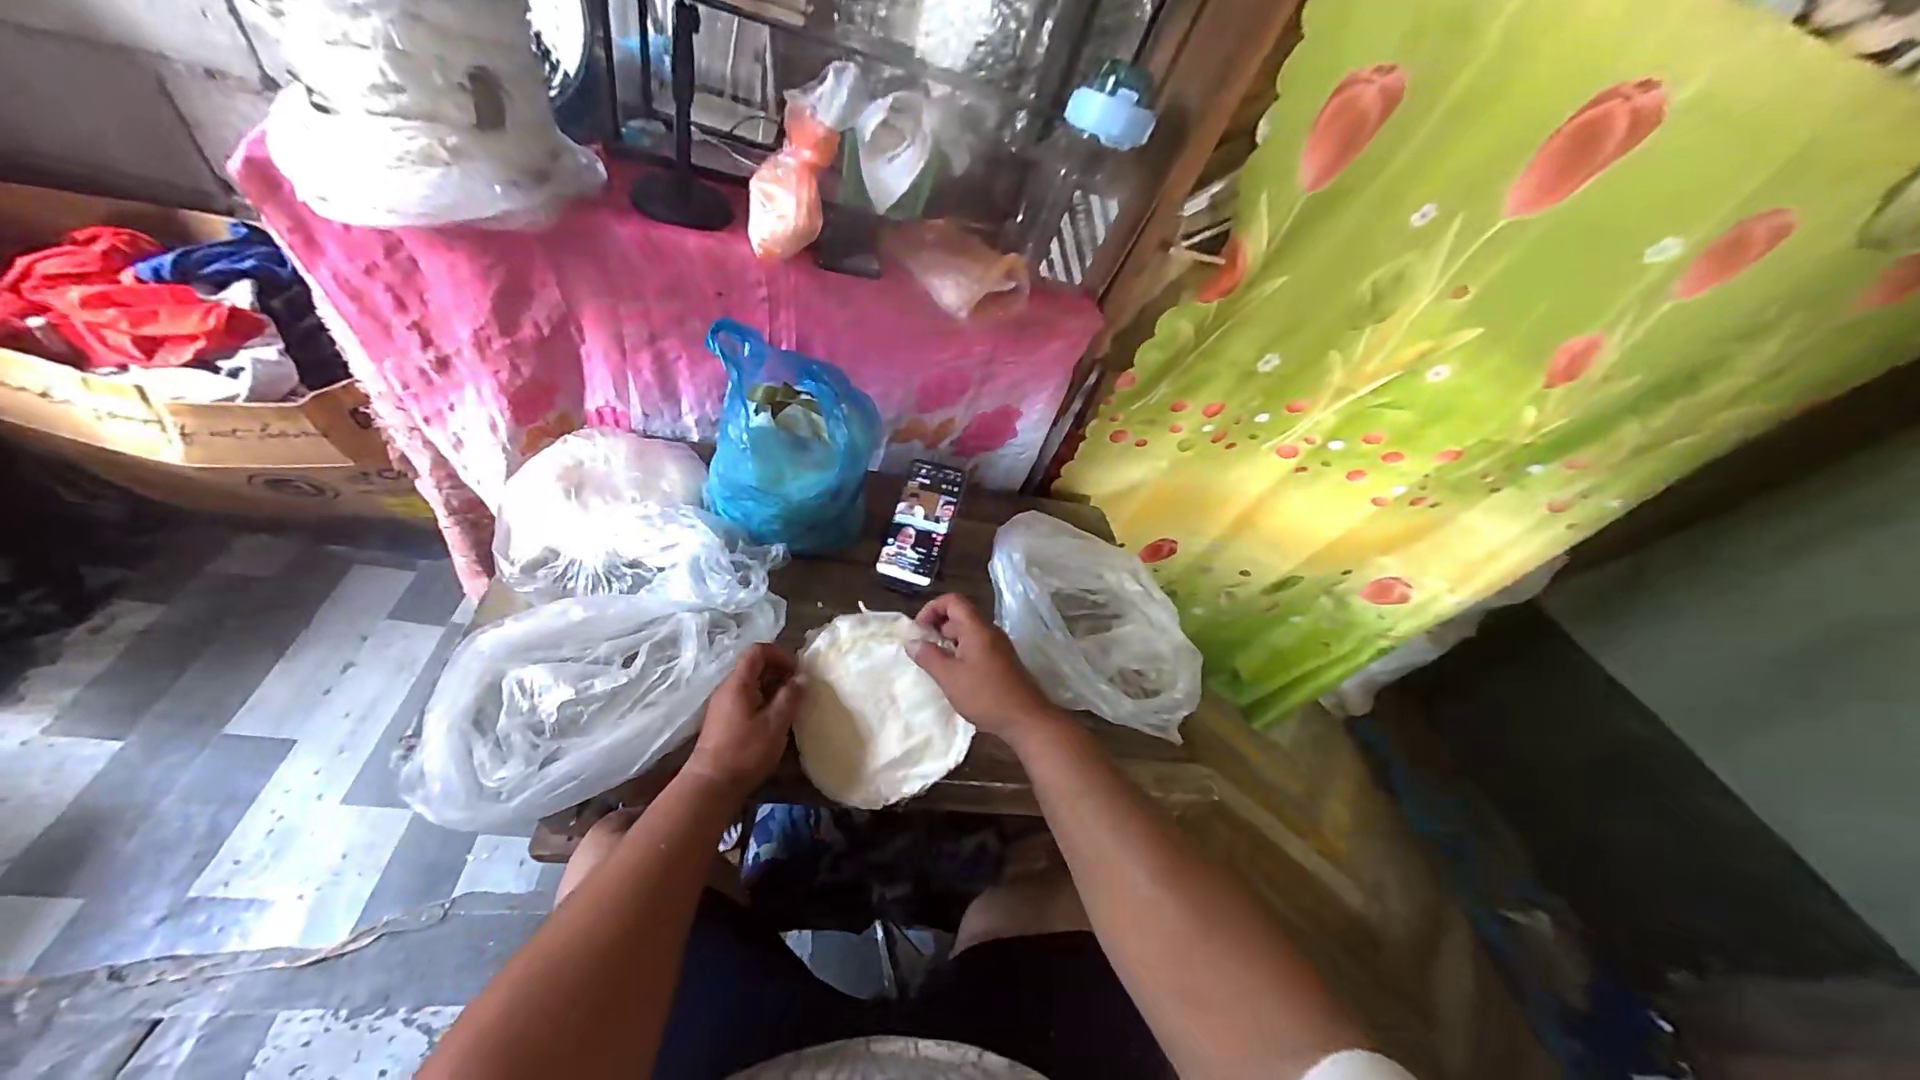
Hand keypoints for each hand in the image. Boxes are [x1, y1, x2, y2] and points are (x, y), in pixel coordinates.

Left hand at [686, 644, 803, 798]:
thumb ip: (790, 697)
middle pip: (754, 665)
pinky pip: (745, 698)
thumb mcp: (775, 723)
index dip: (780, 654)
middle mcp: (726, 688)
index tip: (797, 671)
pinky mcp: (722, 720)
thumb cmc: (745, 752)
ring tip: (790, 704)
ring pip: (750, 683)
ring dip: (772, 687)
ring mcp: (722, 704)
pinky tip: (773, 719)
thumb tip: (802, 678)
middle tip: (798, 688)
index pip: (758, 651)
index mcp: (738, 683)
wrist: (710, 785)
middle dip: (779, 671)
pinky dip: (763, 700)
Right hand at [910, 594, 1065, 741]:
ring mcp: (998, 645)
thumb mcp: (949, 677)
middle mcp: (989, 631)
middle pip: (960, 614)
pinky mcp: (1002, 660)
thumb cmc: (985, 695)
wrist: (1025, 718)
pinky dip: (960, 651)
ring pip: (968, 631)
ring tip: (935, 662)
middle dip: (937, 626)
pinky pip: (977, 645)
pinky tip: (954, 673)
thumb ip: (928, 656)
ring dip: (948, 640)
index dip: (932, 608)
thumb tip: (912, 642)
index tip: (919, 630)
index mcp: (977, 628)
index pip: (953, 600)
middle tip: (923, 647)